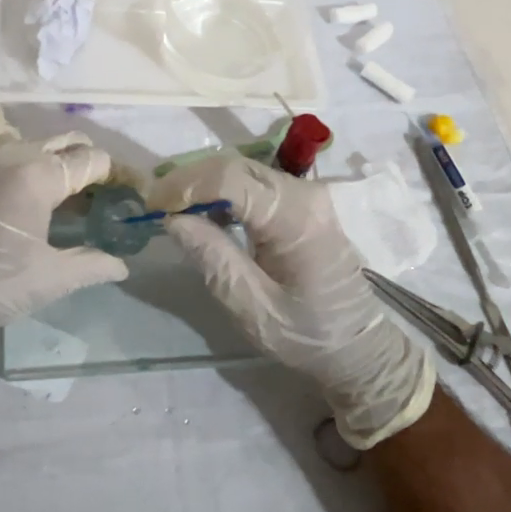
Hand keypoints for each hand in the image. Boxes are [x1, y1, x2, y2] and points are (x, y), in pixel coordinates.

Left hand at [0, 132, 129, 356]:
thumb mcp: (48, 279)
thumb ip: (92, 265)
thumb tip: (121, 265)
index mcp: (38, 174)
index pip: (91, 159)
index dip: (115, 174)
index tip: (128, 193)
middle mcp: (12, 154)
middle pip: (65, 142)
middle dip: (88, 162)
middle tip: (101, 195)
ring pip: (36, 146)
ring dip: (58, 163)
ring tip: (69, 200)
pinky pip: (10, 157)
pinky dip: (31, 168)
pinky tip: (32, 201)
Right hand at [150, 155, 435, 447]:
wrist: (358, 345)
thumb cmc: (307, 336)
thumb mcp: (253, 309)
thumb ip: (214, 259)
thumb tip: (173, 219)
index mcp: (296, 218)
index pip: (230, 179)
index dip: (186, 186)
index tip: (153, 206)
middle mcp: (304, 193)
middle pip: (234, 166)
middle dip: (188, 180)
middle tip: (153, 206)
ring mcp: (306, 194)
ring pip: (241, 169)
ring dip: (203, 183)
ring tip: (171, 209)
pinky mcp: (302, 201)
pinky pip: (254, 182)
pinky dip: (222, 190)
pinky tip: (204, 214)